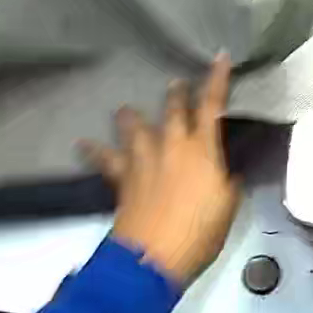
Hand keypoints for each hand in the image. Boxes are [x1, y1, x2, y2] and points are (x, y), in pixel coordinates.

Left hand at [82, 55, 240, 289]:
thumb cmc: (201, 230)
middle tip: (176, 83)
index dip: (217, 80)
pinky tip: (83, 144)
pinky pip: (106, 159)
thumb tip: (226, 173)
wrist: (153, 256)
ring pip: (136, 127)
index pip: (212, 106)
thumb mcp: (229, 204)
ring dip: (133, 116)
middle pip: (173, 110)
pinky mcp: (122, 178)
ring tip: (127, 108)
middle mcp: (172, 146)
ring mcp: (143, 160)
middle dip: (176, 94)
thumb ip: (228, 182)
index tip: (220, 56)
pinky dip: (95, 151)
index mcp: (203, 149)